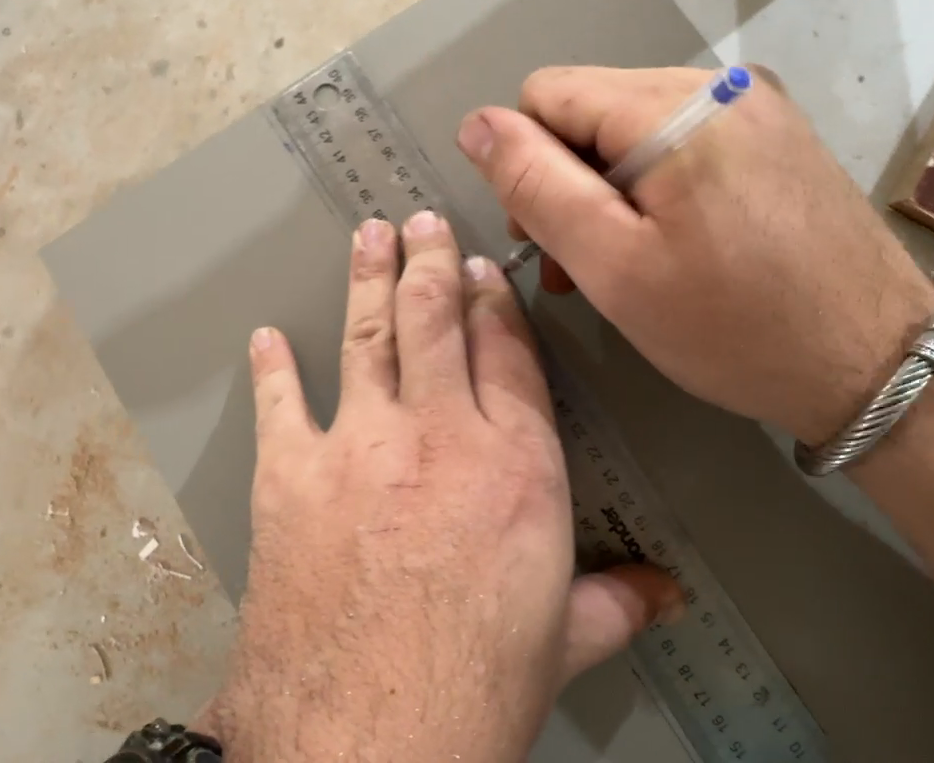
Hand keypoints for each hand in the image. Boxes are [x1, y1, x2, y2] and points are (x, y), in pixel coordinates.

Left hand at [200, 211, 680, 761]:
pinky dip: (272, 368)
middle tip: (423, 223)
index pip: (507, 355)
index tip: (485, 269)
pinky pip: (280, 403)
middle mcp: (438, 436)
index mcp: (513, 466)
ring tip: (368, 236)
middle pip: (436, 322)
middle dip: (431, 262)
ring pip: (368, 336)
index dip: (495, 304)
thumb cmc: (476, 687)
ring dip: (369, 279)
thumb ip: (614, 602)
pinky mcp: (292, 477)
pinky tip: (266, 338)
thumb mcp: (563, 641)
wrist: (371, 739)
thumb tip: (666, 596)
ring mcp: (359, 447)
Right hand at [456, 66, 933, 443]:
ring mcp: (756, 106)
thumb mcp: (614, 265)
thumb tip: (476, 122)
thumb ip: (535, 185)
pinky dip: (656, 189)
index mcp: (673, 106)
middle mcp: (718, 83)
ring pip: (632, 129)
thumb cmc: (735, 327)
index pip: (545, 95)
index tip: (549, 240)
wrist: (880, 365)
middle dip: (566, 181)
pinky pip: (682, 144)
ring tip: (623, 266)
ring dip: (608, 191)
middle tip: (581, 266)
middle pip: (590, 109)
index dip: (527, 166)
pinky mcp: (776, 136)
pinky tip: (672, 246)